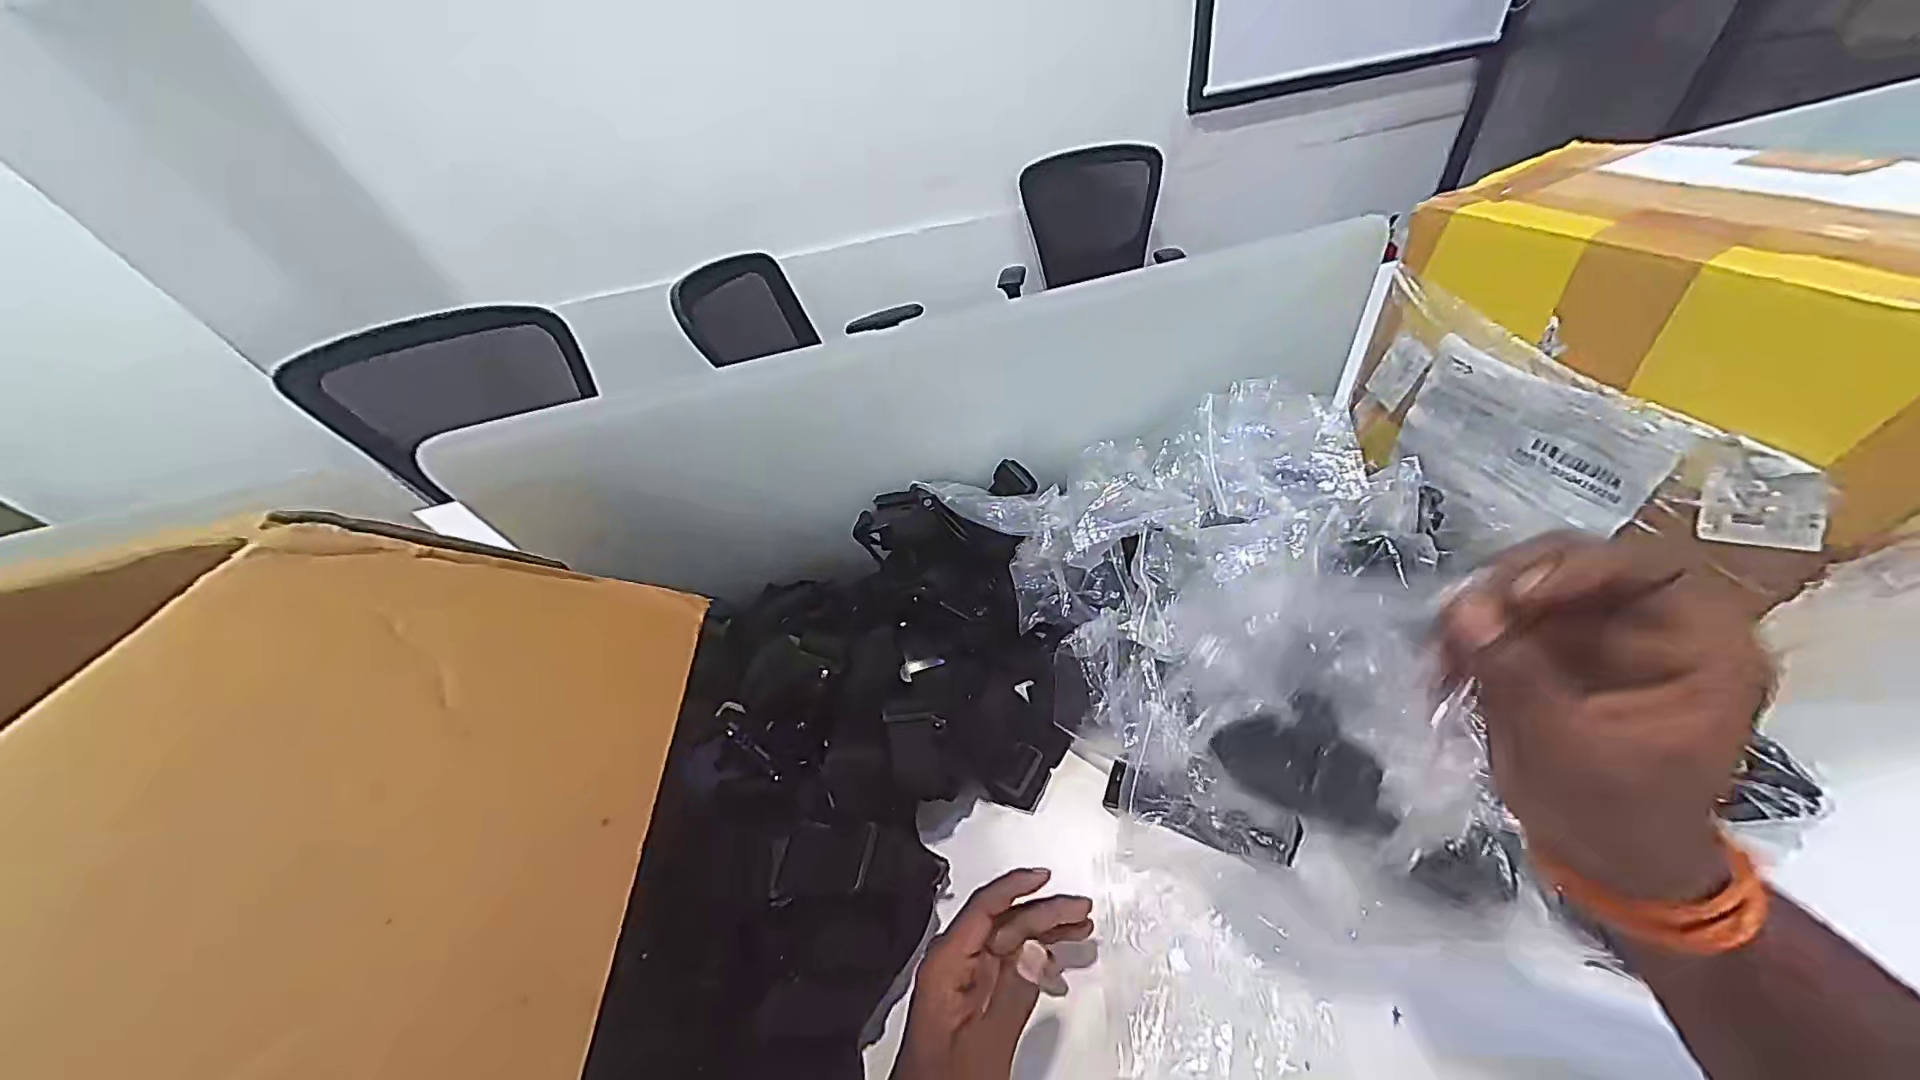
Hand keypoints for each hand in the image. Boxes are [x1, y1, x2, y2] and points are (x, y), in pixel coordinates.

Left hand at [891, 868, 1093, 1079]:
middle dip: (1043, 912)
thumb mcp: (985, 1043)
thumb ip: (1012, 993)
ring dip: (1044, 934)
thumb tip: (1035, 949)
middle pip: (1002, 922)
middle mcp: (953, 964)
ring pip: (1009, 941)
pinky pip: (1008, 965)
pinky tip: (1055, 961)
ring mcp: (964, 981)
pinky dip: (1034, 961)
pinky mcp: (973, 998)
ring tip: (1078, 928)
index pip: (983, 907)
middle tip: (1079, 909)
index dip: (1015, 886)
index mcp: (947, 963)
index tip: (1043, 876)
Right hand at [1437, 534, 1773, 902]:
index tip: (1511, 597)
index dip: (1576, 569)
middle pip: (1572, 568)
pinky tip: (1441, 666)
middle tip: (1458, 616)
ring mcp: (1594, 638)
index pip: (1646, 572)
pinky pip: (1498, 621)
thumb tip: (1460, 608)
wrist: (1603, 858)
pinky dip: (1465, 637)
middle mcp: (1649, 629)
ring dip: (1474, 614)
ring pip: (1523, 590)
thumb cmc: (1612, 812)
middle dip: (1506, 588)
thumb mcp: (1564, 745)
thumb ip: (1514, 672)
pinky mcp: (1548, 652)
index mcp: (1698, 649)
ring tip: (1439, 652)